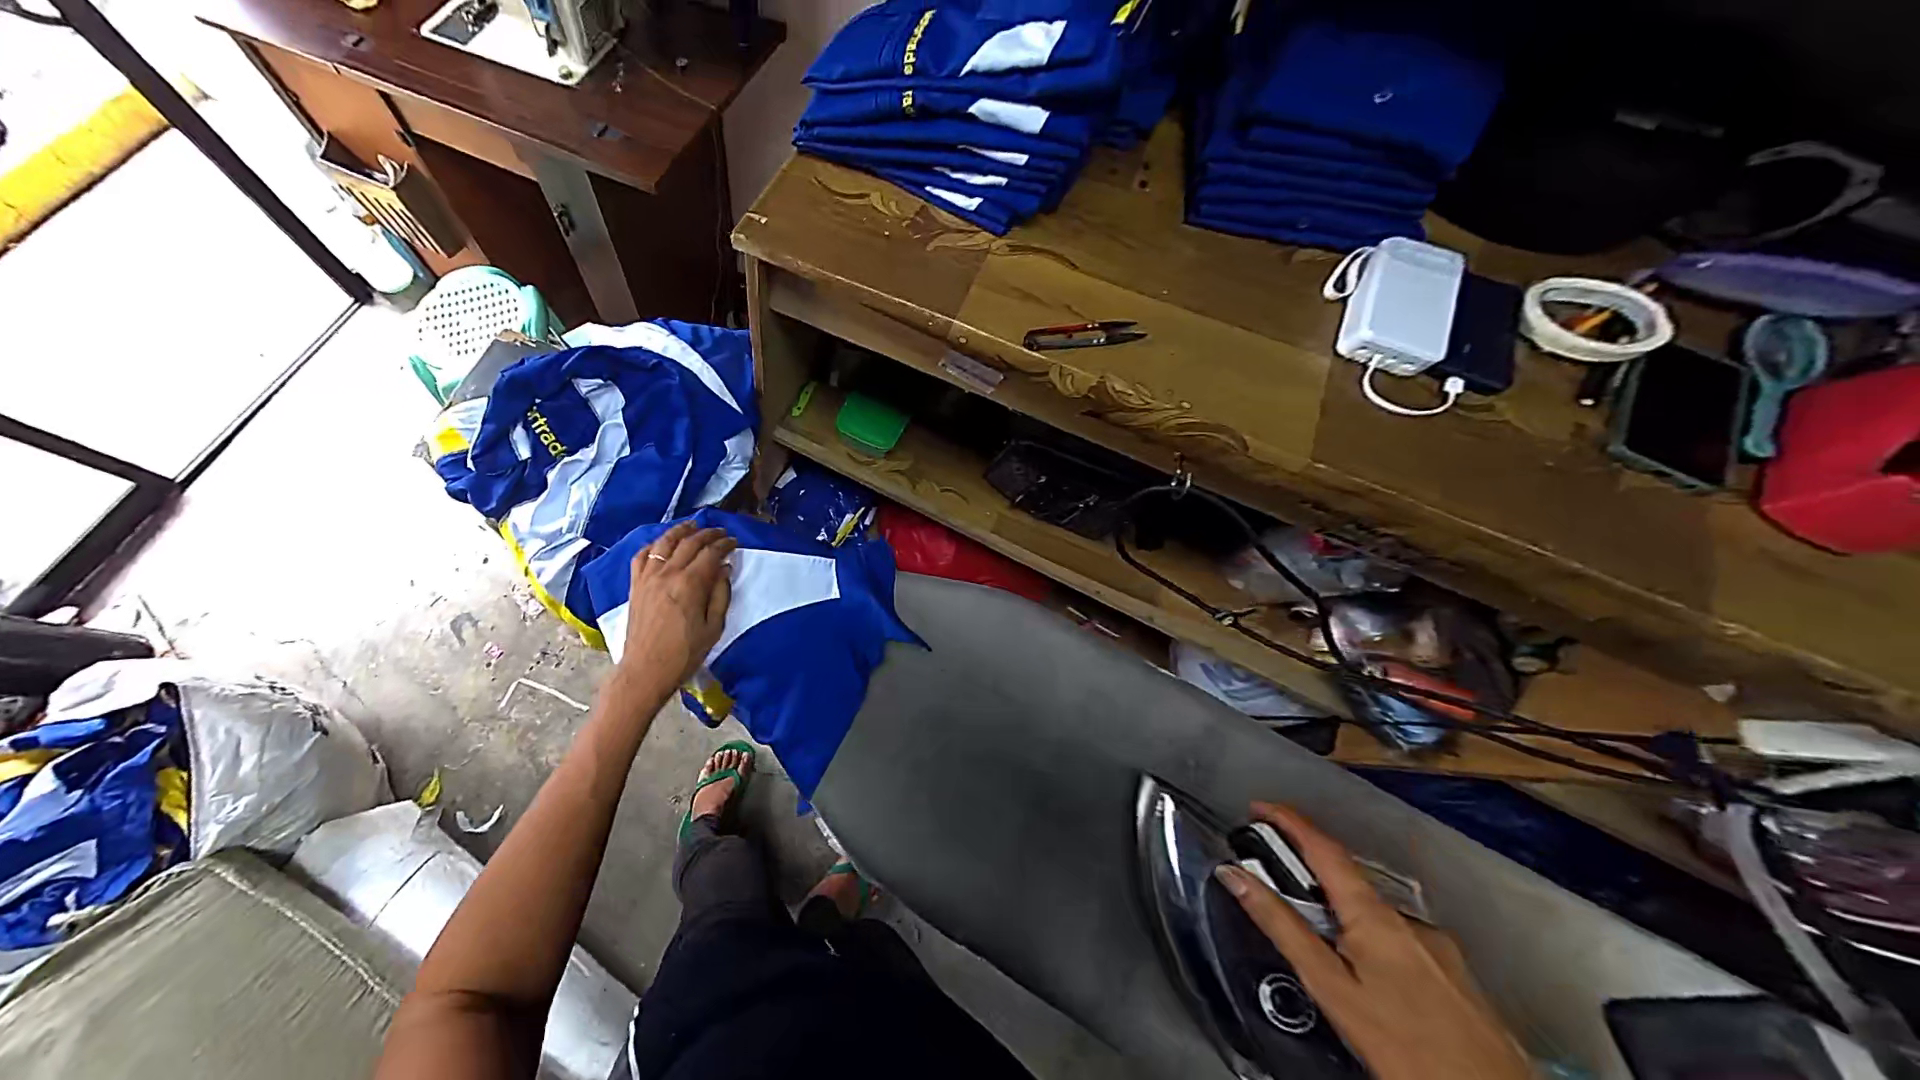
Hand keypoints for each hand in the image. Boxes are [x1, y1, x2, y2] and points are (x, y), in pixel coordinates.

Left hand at [617, 523, 735, 690]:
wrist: (646, 670)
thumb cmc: (685, 653)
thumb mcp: (714, 627)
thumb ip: (721, 595)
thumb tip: (723, 569)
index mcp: (690, 584)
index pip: (711, 553)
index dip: (725, 544)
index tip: (734, 542)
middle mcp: (667, 574)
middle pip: (689, 543)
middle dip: (708, 534)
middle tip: (721, 532)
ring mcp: (648, 578)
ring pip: (664, 543)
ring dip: (680, 531)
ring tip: (692, 526)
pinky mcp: (635, 585)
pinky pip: (642, 556)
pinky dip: (654, 545)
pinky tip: (662, 543)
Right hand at [1214, 802, 1532, 1079]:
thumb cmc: (1405, 1047)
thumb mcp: (1330, 988)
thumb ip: (1282, 928)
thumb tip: (1234, 876)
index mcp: (1374, 916)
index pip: (1324, 848)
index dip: (1288, 820)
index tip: (1257, 807)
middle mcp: (1407, 919)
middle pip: (1347, 875)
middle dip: (1304, 862)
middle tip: (1267, 864)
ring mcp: (1435, 944)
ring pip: (1371, 907)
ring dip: (1334, 900)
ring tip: (1305, 919)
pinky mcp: (1452, 971)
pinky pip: (1396, 933)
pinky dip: (1364, 928)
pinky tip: (1358, 963)